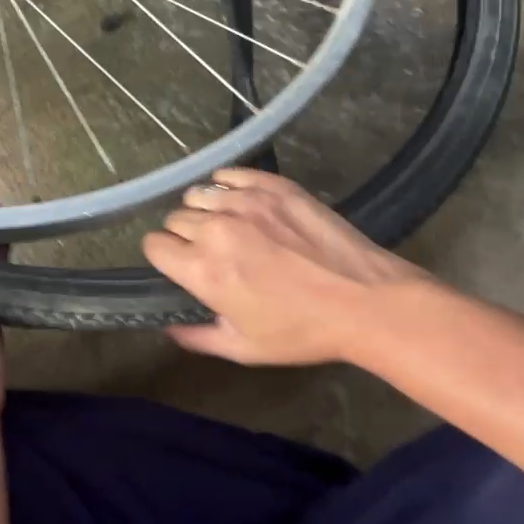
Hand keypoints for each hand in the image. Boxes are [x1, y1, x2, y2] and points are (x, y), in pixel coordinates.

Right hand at [141, 167, 426, 365]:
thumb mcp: (246, 349)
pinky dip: (227, 186)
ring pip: (198, 194)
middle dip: (186, 235)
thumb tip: (168, 327)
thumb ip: (197, 337)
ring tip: (229, 225)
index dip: (165, 257)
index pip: (153, 245)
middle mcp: (215, 229)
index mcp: (203, 270)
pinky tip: (242, 203)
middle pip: (175, 219)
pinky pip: (228, 175)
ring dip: (205, 210)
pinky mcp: (271, 185)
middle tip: (215, 252)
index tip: (183, 265)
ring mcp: (244, 202)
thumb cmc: (305, 331)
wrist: (370, 303)